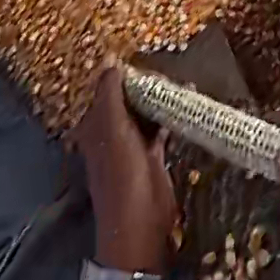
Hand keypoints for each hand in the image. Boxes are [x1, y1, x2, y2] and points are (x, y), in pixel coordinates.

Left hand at [73, 68, 174, 272]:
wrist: (141, 223)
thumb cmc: (121, 171)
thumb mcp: (112, 126)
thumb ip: (110, 92)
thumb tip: (110, 58)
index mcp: (94, 124)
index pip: (107, 89)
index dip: (122, 73)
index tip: (141, 57)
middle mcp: (110, 131)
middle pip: (128, 98)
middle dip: (145, 84)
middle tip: (165, 71)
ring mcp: (132, 144)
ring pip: (145, 111)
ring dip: (159, 98)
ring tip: (178, 83)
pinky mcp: (152, 154)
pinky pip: (160, 126)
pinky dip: (170, 114)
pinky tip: (185, 101)